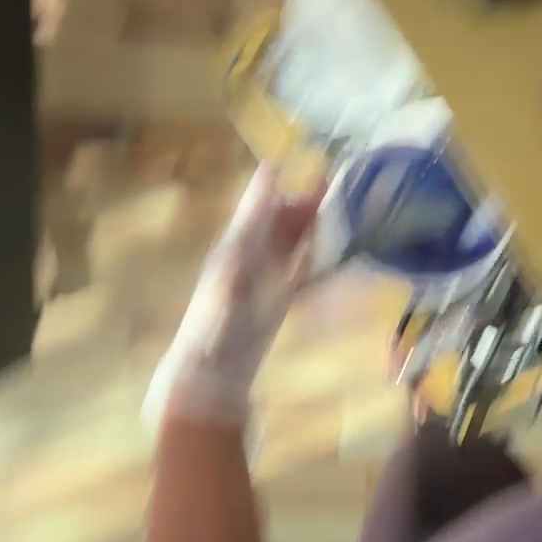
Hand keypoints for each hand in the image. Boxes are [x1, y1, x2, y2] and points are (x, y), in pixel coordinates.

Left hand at [147, 165, 322, 427]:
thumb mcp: (225, 298)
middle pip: (274, 222)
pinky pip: (296, 266)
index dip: (265, 189)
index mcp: (233, 253)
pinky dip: (310, 252)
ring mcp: (262, 279)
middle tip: (326, 183)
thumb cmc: (214, 338)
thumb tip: (242, 258)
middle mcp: (247, 260)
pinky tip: (323, 245)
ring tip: (330, 205)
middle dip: (297, 202)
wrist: (211, 378)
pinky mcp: (275, 298)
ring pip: (286, 241)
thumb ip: (240, 266)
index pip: (253, 212)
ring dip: (306, 223)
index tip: (279, 163)